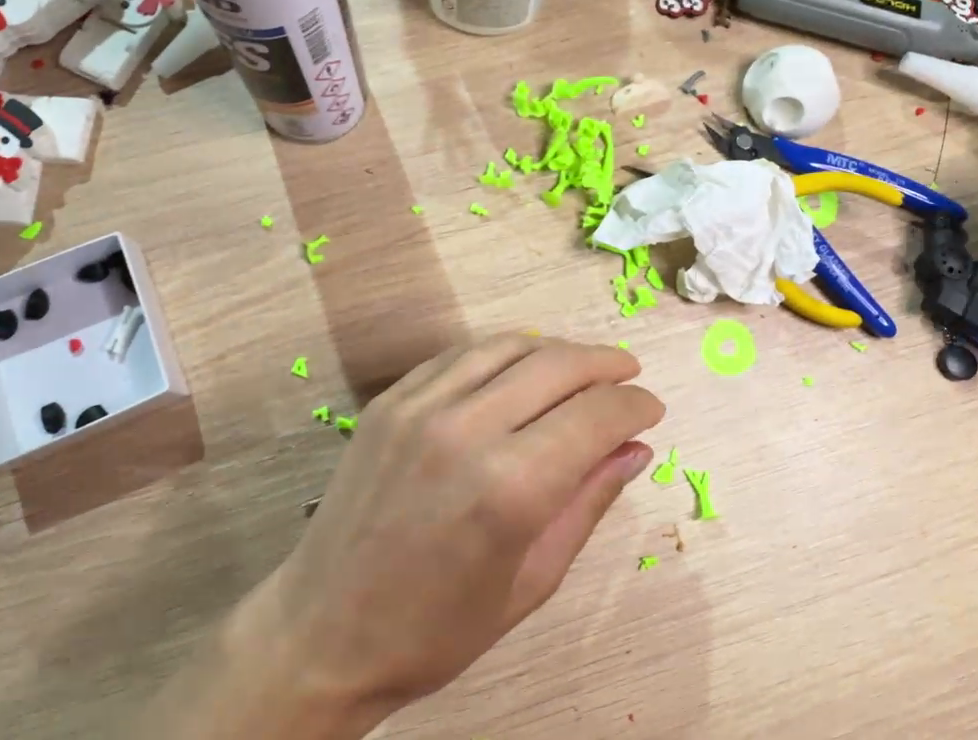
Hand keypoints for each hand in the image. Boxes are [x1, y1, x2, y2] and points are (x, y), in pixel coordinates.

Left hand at [149, 335, 663, 739]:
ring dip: (555, 349)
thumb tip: (635, 448)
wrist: (325, 631)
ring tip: (582, 365)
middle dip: (604, 364)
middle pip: (556, 366)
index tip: (651, 408)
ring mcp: (419, 407)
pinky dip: (500, 353)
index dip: (634, 404)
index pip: (596, 415)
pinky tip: (518, 368)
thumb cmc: (437, 629)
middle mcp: (466, 430)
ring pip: (507, 346)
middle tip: (629, 373)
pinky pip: (458, 356)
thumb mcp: (530, 581)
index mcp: (510, 487)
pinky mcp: (388, 402)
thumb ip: (587, 503)